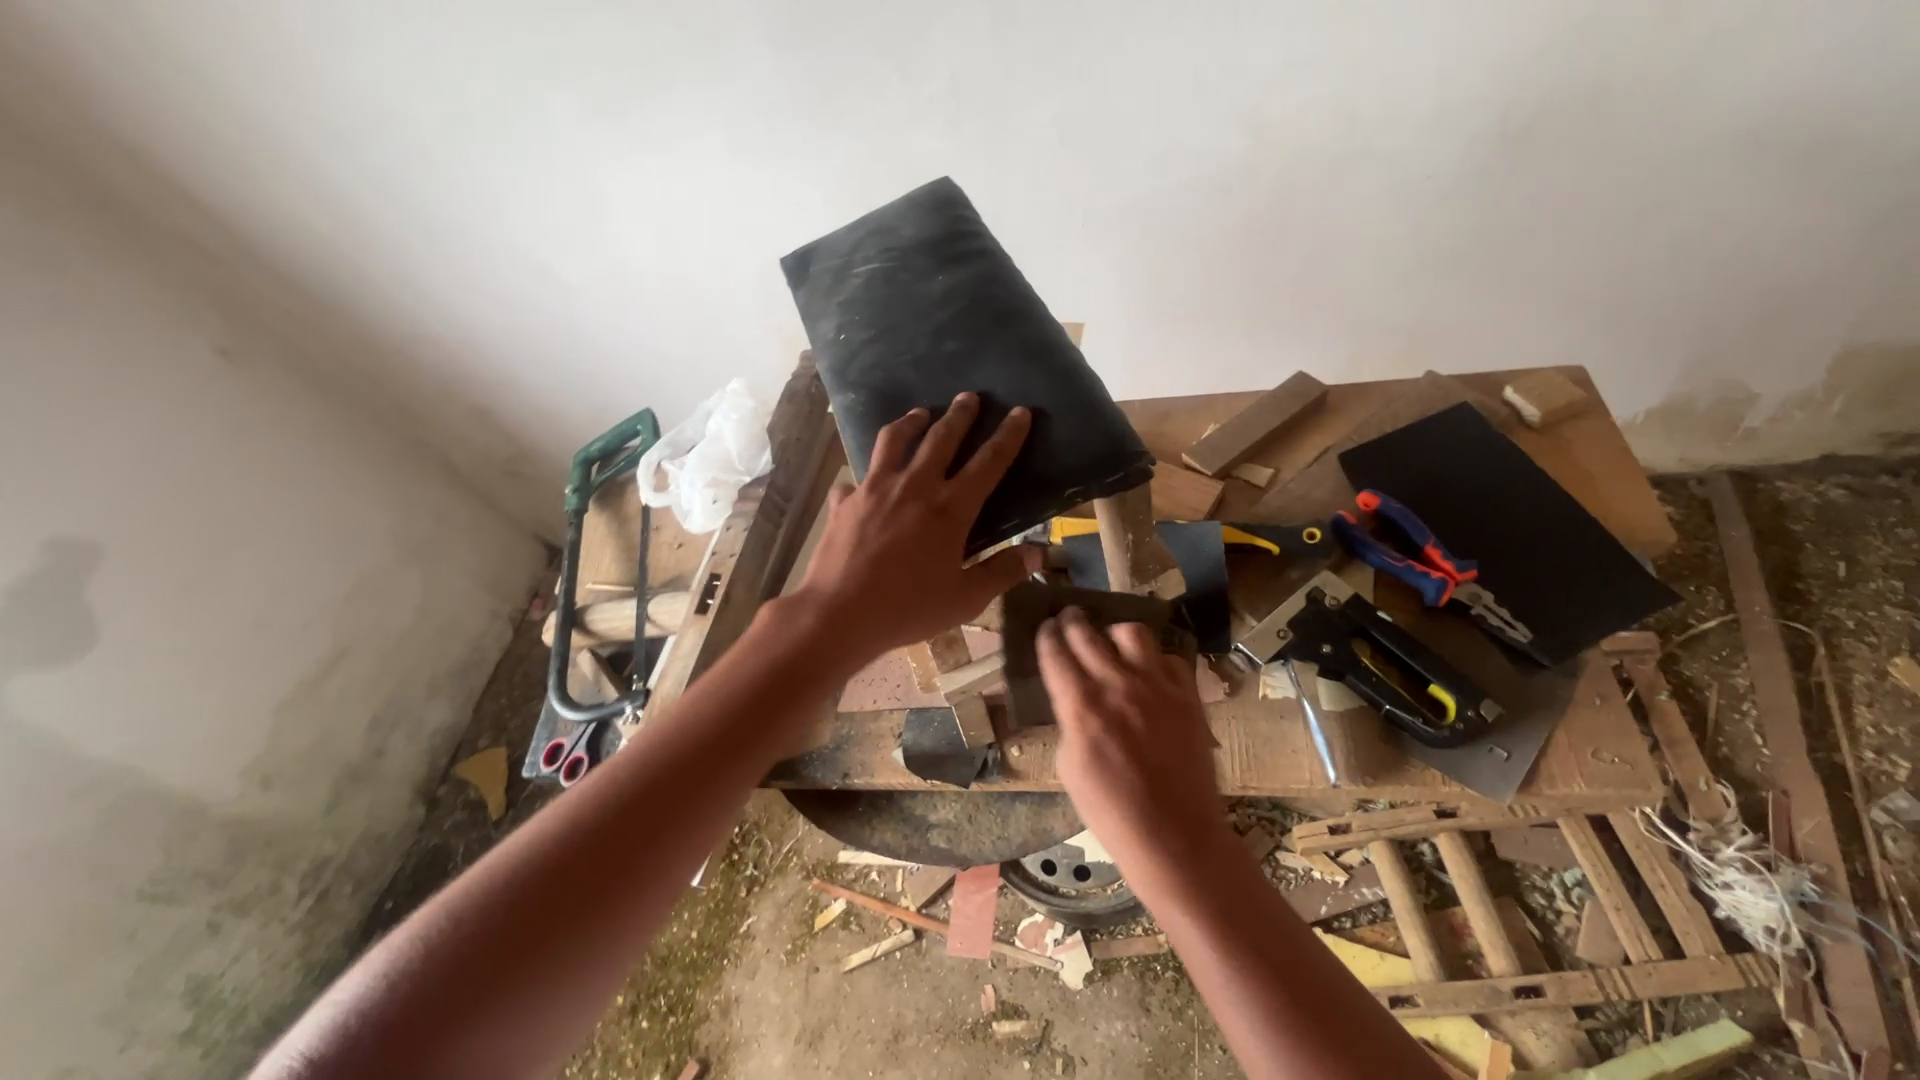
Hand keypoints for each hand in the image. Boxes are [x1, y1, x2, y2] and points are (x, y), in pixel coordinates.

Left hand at [786, 392, 1041, 662]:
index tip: (1020, 412)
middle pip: (941, 438)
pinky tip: (864, 480)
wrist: (839, 613)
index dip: (1007, 436)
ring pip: (894, 441)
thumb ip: (1002, 572)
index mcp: (950, 509)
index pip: (988, 463)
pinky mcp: (845, 502)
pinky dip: (865, 474)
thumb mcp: (965, 599)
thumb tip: (1038, 552)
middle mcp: (914, 487)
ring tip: (920, 412)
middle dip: (960, 414)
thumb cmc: (908, 608)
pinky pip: (856, 478)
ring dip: (910, 422)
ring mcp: (874, 490)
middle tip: (970, 396)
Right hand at [1037, 608, 1230, 874]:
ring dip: (1115, 632)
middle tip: (1069, 616)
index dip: (1047, 635)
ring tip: (1112, 640)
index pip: (1056, 653)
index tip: (1044, 626)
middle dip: (1073, 620)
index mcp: (1081, 705)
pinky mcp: (1188, 695)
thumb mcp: (1068, 766)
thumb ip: (1069, 722)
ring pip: (1133, 632)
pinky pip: (1170, 658)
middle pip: (1088, 633)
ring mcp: (1157, 686)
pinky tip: (1150, 672)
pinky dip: (1155, 659)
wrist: (1174, 833)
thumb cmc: (1110, 811)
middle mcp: (1117, 685)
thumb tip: (1073, 700)